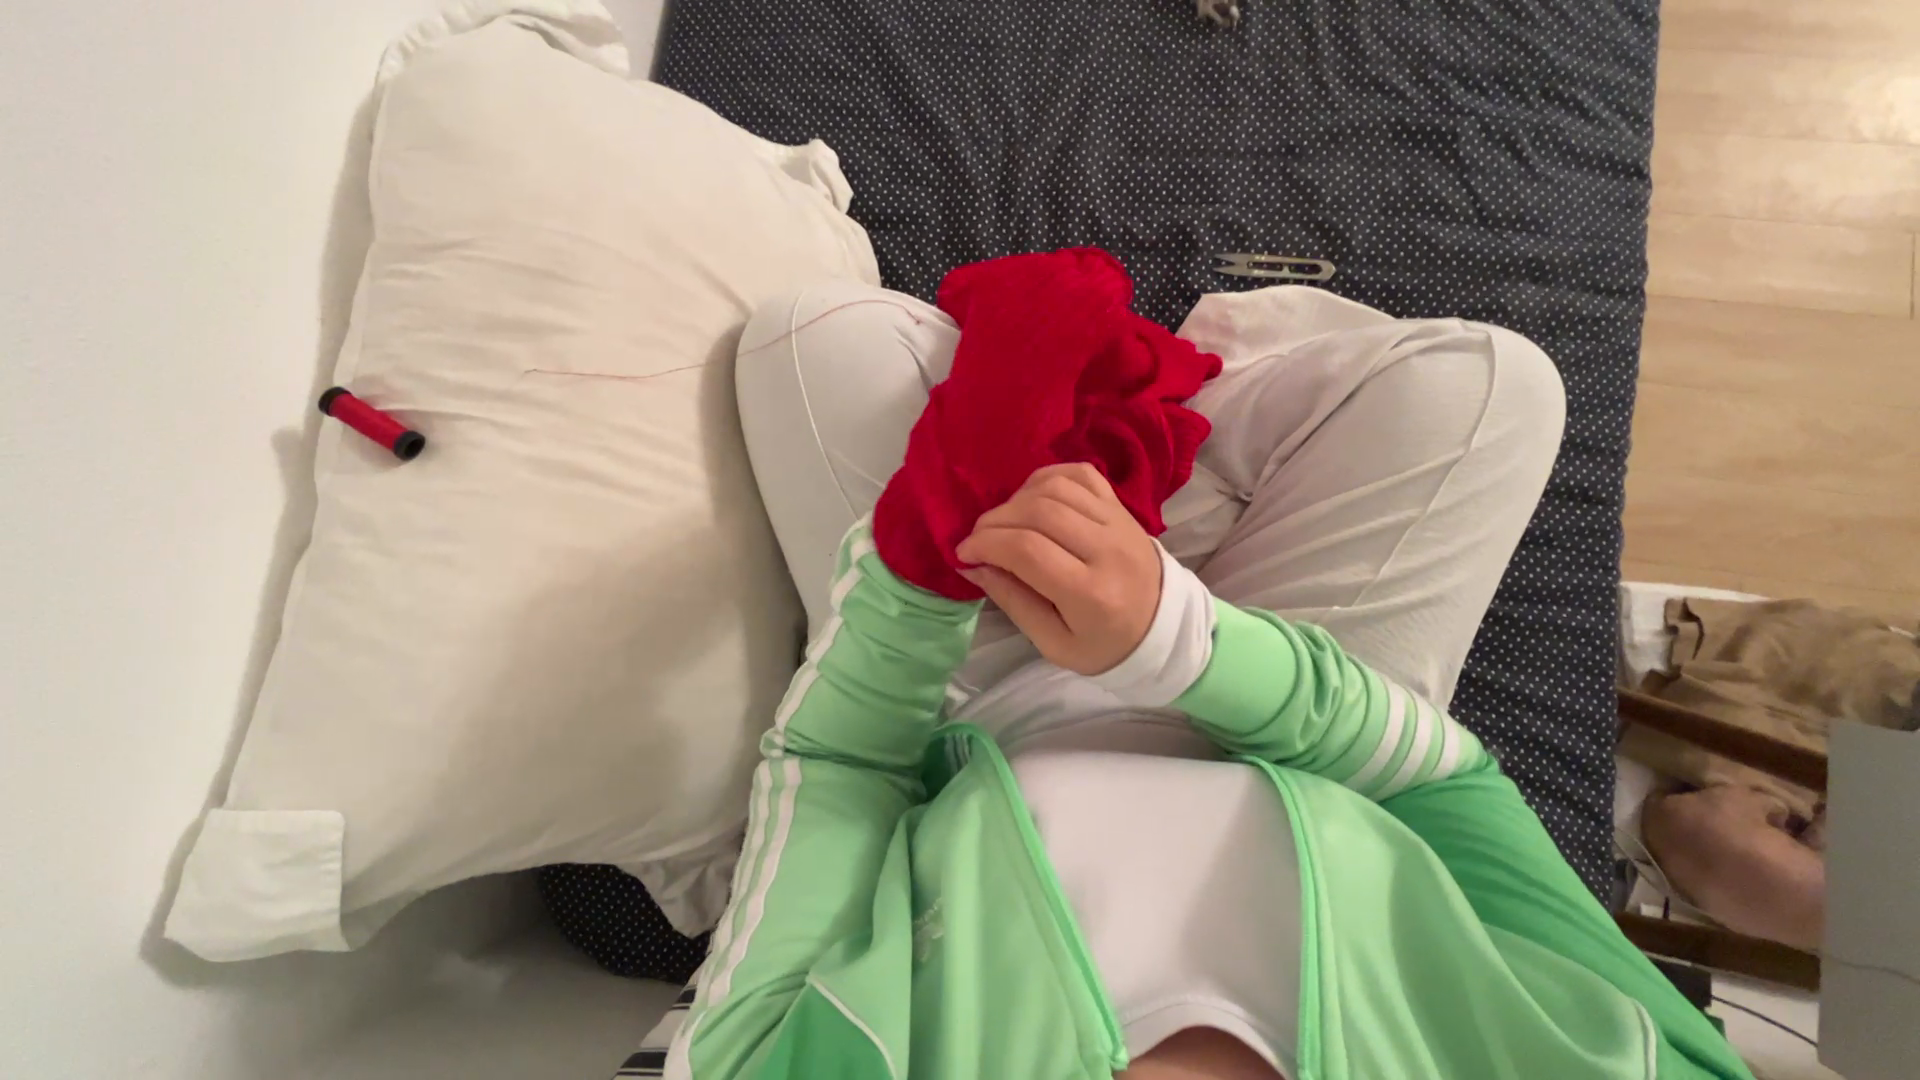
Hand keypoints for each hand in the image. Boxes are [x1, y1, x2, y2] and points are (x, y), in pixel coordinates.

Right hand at [955, 463, 1162, 675]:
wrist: (1164, 627)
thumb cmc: (1105, 644)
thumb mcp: (1055, 643)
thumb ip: (1013, 601)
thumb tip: (974, 565)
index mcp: (1092, 594)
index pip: (1028, 550)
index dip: (987, 544)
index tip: (964, 553)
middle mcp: (1108, 549)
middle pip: (1039, 513)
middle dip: (995, 521)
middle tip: (977, 539)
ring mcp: (1119, 521)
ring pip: (1056, 488)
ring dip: (1016, 500)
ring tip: (1003, 523)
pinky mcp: (1122, 506)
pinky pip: (1079, 474)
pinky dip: (1046, 479)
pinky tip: (1031, 499)